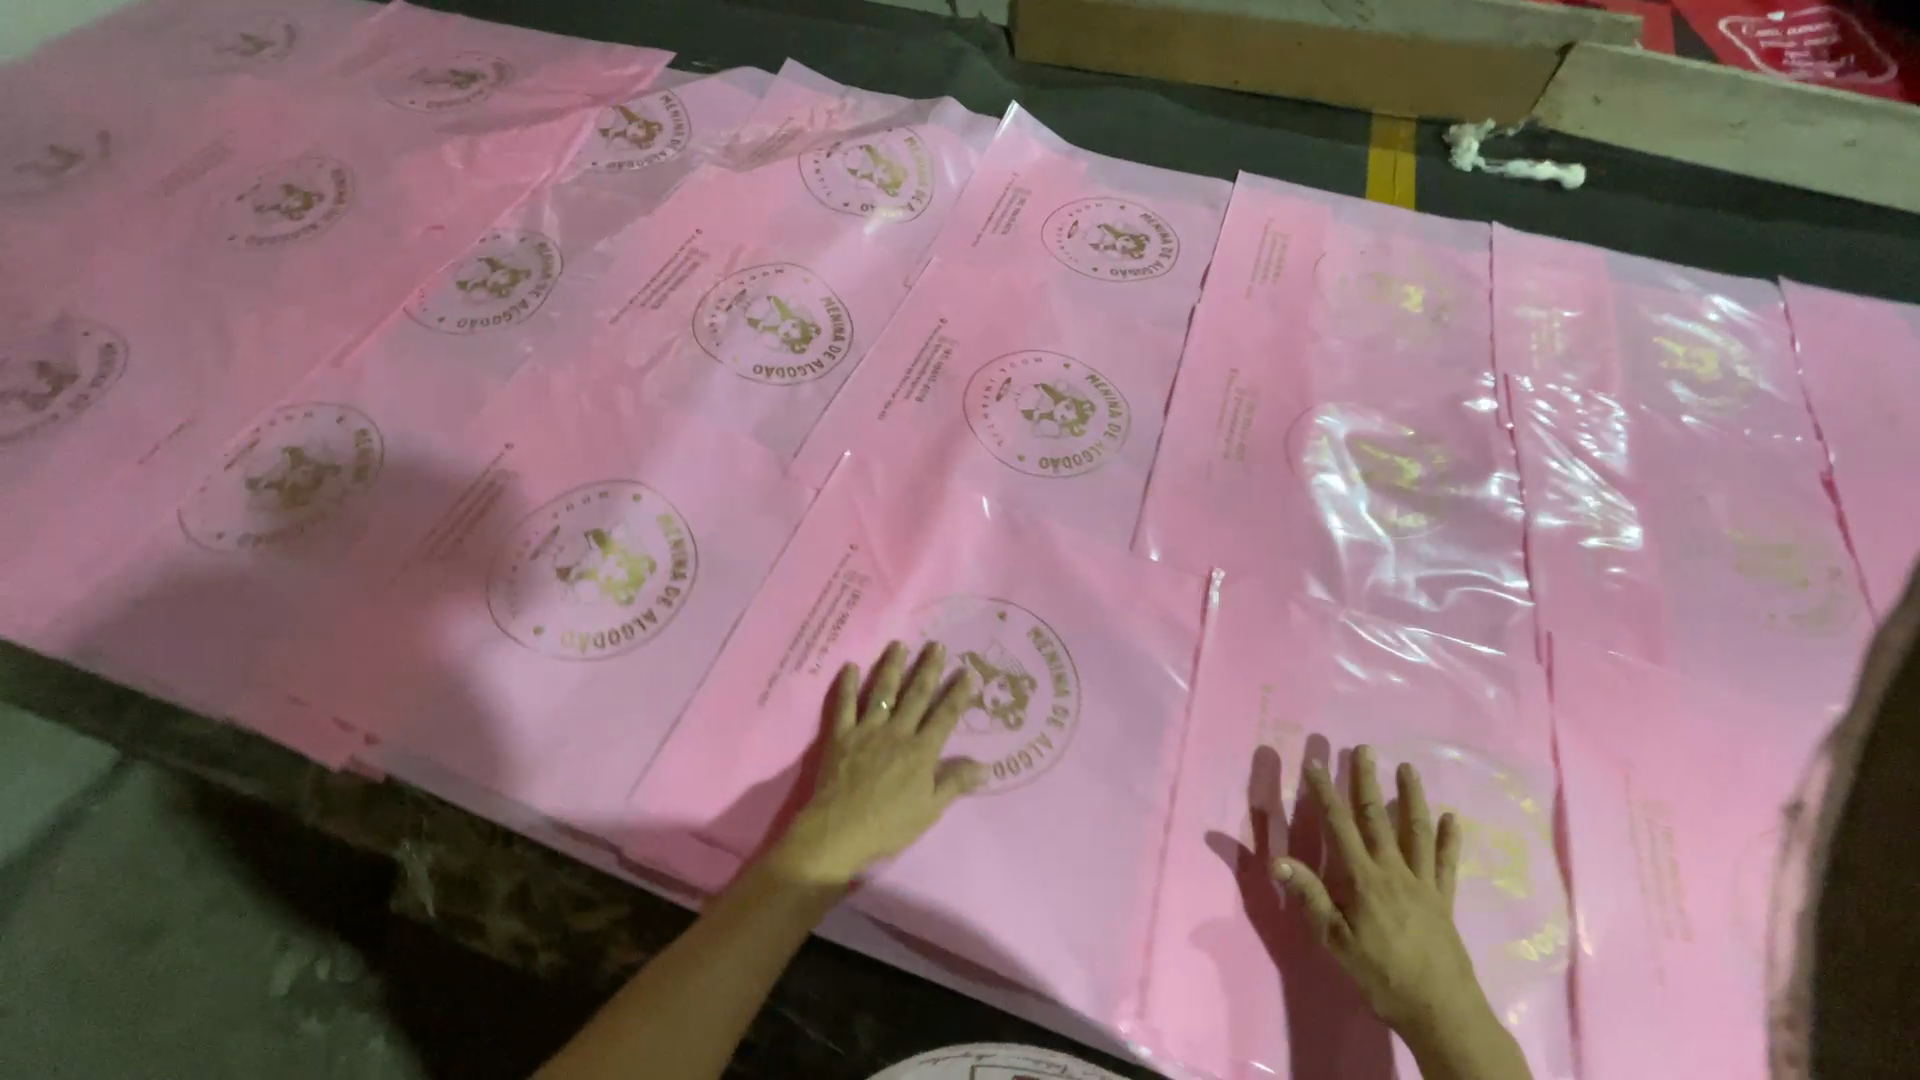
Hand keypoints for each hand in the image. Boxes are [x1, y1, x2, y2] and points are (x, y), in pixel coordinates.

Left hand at [766, 641, 985, 887]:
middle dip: (928, 668)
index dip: (959, 693)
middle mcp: (897, 732)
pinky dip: (847, 685)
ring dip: (892, 667)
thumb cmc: (889, 825)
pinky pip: (844, 705)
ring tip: (899, 644)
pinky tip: (850, 666)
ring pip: (882, 692)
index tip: (969, 671)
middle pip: (916, 695)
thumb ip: (955, 783)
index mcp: (922, 751)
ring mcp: (867, 731)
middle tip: (937, 645)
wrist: (839, 831)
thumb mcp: (930, 810)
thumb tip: (986, 766)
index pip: (945, 715)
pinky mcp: (841, 736)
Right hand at [1271, 746, 1482, 1042]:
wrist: (1441, 1011)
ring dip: (1411, 797)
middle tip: (1363, 749)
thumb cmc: (1381, 976)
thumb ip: (1310, 897)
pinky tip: (1452, 818)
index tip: (1315, 763)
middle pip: (1378, 818)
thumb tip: (1279, 860)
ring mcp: (1424, 884)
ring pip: (1416, 831)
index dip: (1325, 792)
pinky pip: (1447, 863)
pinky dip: (1449, 838)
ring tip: (1408, 768)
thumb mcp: (1335, 941)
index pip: (1339, 826)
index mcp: (1364, 879)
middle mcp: (1394, 872)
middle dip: (1366, 781)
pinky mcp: (1444, 900)